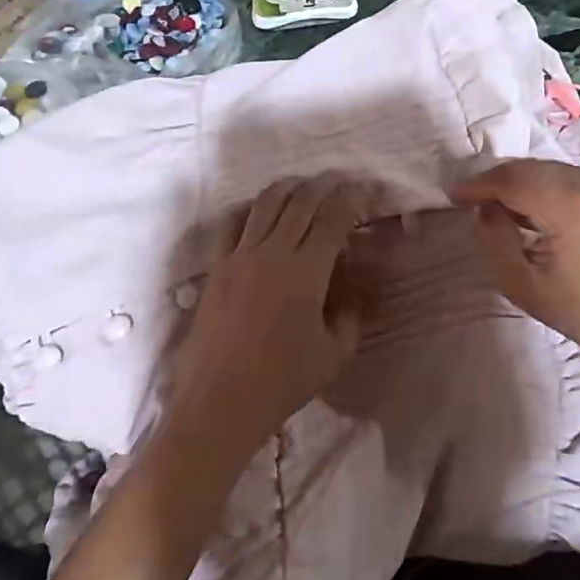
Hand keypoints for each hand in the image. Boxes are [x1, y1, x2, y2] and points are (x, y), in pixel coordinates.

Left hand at [164, 177, 363, 463]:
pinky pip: (232, 224)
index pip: (333, 218)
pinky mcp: (217, 266)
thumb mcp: (333, 355)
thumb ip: (349, 319)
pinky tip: (259, 211)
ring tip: (302, 186)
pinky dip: (250, 209)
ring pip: (265, 203)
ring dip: (288, 188)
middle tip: (338, 181)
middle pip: (301, 201)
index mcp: (306, 271)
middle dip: (323, 185)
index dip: (351, 199)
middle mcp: (272, 252)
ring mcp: (239, 255)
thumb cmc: (282, 381)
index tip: (363, 191)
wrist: (220, 398)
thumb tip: (351, 297)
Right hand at [450, 159, 579, 341]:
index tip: (453, 195)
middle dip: (493, 180)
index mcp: (570, 209)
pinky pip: (559, 173)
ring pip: (542, 167)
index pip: (512, 181)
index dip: (477, 185)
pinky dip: (536, 182)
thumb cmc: (574, 308)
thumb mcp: (517, 281)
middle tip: (469, 199)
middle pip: (526, 168)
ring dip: (514, 180)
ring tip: (495, 204)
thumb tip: (485, 208)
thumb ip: (492, 237)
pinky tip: (526, 205)